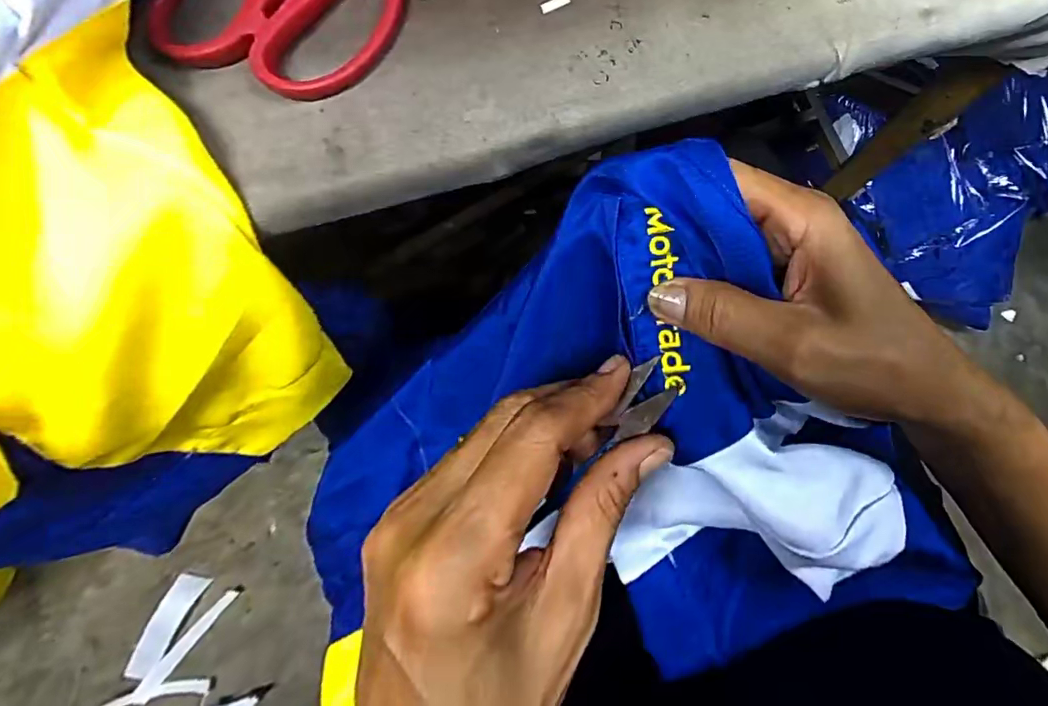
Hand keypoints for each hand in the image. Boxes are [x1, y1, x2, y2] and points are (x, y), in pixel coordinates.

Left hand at [356, 358, 672, 705]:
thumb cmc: (503, 694)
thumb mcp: (568, 609)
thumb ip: (602, 512)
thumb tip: (651, 442)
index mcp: (454, 553)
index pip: (529, 438)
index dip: (585, 398)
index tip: (630, 374)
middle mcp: (411, 522)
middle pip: (504, 421)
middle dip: (572, 398)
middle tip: (627, 400)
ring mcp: (396, 520)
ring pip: (486, 429)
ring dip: (549, 414)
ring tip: (601, 430)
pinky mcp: (398, 522)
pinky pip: (471, 452)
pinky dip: (522, 437)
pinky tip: (558, 453)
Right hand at [645, 159, 1002, 429]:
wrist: (925, 388)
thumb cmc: (871, 360)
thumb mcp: (793, 342)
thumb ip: (724, 313)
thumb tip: (655, 288)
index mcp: (804, 217)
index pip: (727, 178)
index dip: (674, 186)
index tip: (621, 206)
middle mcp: (800, 221)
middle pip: (724, 207)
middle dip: (673, 228)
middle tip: (614, 254)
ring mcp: (800, 249)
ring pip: (732, 240)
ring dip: (691, 260)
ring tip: (631, 280)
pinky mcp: (799, 276)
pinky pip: (747, 267)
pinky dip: (715, 283)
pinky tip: (677, 305)